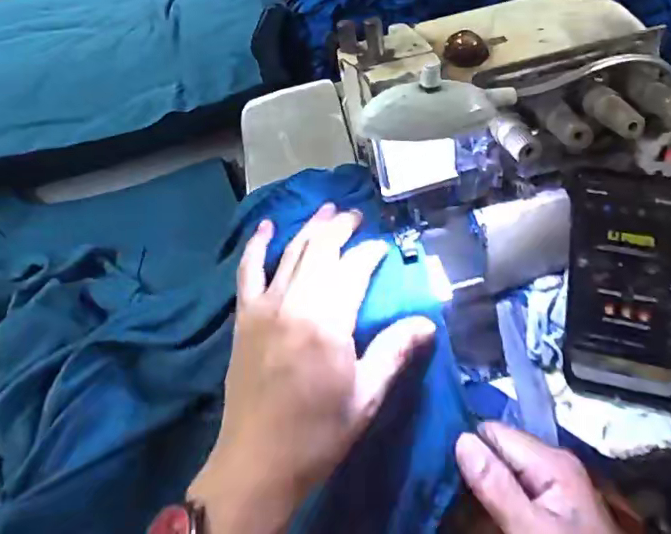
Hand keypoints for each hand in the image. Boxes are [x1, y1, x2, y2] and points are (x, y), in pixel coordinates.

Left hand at [188, 204, 436, 533]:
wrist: (257, 462)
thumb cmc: (318, 434)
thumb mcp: (365, 397)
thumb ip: (393, 352)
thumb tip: (425, 322)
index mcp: (328, 322)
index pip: (354, 269)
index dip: (371, 253)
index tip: (384, 249)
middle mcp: (295, 302)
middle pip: (321, 249)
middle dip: (341, 227)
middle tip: (358, 217)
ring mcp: (266, 305)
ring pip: (291, 252)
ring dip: (310, 227)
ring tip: (328, 209)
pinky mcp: (245, 315)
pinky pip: (248, 270)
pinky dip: (258, 245)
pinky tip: (266, 227)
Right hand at [456, 422, 620, 533]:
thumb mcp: (533, 531)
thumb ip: (497, 486)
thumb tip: (460, 438)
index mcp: (552, 461)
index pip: (494, 432)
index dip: (467, 447)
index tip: (439, 467)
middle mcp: (555, 467)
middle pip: (500, 454)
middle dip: (474, 472)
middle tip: (446, 494)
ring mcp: (557, 493)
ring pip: (506, 478)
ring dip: (484, 492)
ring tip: (457, 509)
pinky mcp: (557, 515)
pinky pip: (519, 498)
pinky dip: (500, 507)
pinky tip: (486, 520)